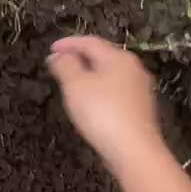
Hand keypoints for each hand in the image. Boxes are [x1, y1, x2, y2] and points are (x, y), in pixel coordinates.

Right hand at [46, 34, 165, 170]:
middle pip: (102, 55)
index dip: (68, 43)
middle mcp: (133, 68)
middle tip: (59, 64)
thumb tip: (59, 55)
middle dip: (79, 57)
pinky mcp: (140, 108)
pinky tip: (90, 101)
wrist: (134, 150)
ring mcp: (140, 88)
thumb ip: (65, 65)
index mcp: (118, 57)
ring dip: (89, 74)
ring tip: (71, 82)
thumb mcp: (75, 85)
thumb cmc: (102, 112)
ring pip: (110, 73)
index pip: (90, 42)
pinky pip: (115, 90)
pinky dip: (99, 88)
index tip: (50, 49)